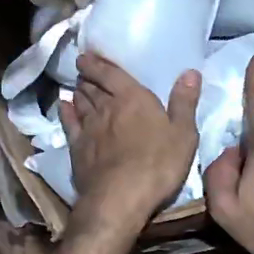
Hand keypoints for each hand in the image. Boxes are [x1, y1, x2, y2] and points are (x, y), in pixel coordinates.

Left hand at [60, 53, 200, 232]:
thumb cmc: (158, 163)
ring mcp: (89, 128)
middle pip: (93, 87)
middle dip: (88, 77)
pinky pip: (69, 124)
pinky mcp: (77, 149)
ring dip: (79, 92)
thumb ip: (184, 102)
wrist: (120, 196)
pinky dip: (65, 112)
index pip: (111, 74)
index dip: (97, 64)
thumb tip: (190, 71)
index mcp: (133, 98)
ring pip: (80, 103)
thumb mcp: (183, 134)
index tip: (86, 57)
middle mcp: (106, 107)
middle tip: (83, 71)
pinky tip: (63, 106)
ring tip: (77, 86)